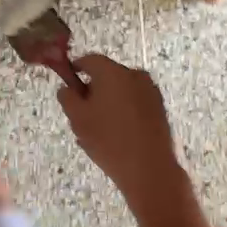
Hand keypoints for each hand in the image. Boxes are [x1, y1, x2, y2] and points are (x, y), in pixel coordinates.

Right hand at [57, 53, 184, 197]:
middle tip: (81, 113)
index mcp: (113, 72)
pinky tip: (115, 136)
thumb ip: (67, 97)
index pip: (90, 59)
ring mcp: (150, 92)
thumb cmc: (107, 139)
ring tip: (97, 130)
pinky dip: (122, 112)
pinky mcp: (159, 108)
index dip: (76, 68)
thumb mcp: (77, 118)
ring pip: (121, 91)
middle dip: (92, 89)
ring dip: (107, 103)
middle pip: (107, 75)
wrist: (148, 167)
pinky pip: (134, 103)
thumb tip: (67, 88)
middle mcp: (134, 75)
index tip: (68, 83)